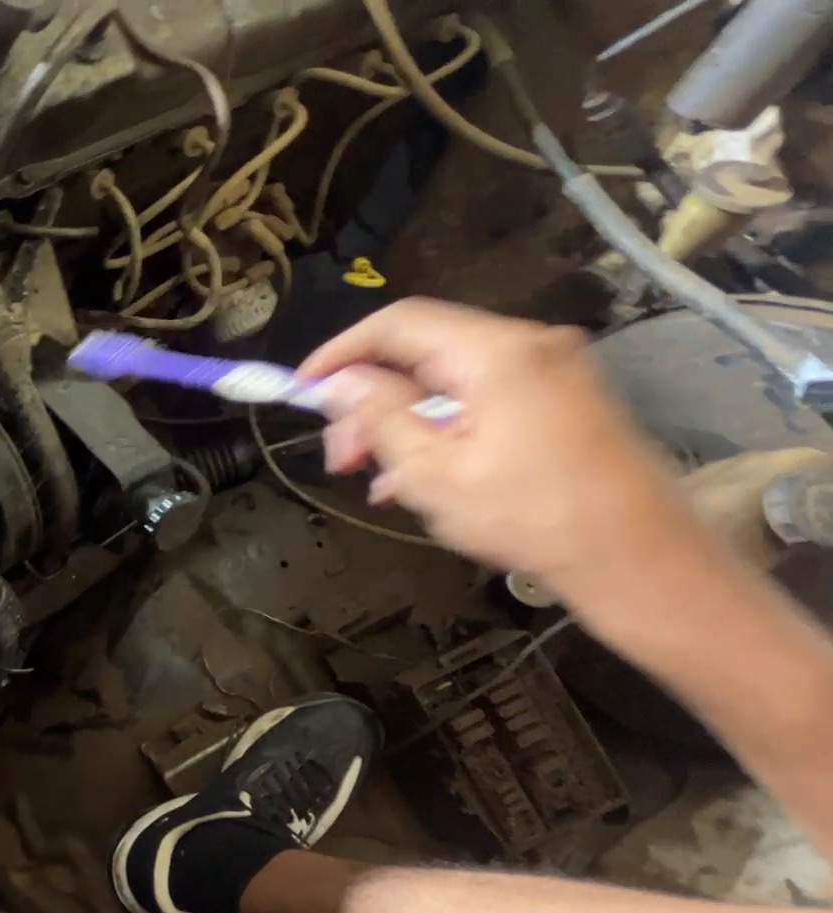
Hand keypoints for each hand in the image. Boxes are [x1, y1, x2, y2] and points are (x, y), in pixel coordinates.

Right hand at [300, 299, 701, 591]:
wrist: (639, 559)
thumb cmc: (528, 515)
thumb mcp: (430, 470)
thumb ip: (377, 416)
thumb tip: (339, 383)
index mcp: (494, 355)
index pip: (396, 325)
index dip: (339, 352)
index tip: (302, 389)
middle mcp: (526, 348)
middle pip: (418, 355)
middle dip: (367, 402)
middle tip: (340, 457)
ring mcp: (548, 373)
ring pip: (443, 382)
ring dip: (396, 423)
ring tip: (373, 477)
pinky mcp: (559, 400)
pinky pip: (476, 400)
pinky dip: (436, 430)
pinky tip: (414, 478)